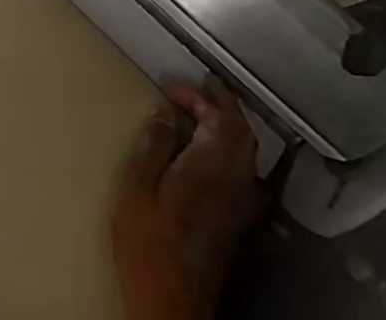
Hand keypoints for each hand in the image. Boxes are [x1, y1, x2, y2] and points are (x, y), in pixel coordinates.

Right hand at [113, 79, 260, 319]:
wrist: (173, 304)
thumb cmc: (149, 246)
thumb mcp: (137, 190)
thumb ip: (153, 147)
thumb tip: (163, 113)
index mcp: (208, 167)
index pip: (218, 118)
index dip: (199, 97)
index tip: (174, 90)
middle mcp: (233, 181)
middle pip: (241, 131)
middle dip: (224, 104)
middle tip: (202, 87)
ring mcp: (240, 202)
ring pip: (248, 150)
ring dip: (232, 124)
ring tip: (210, 111)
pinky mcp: (238, 220)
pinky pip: (246, 169)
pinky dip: (235, 148)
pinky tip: (218, 153)